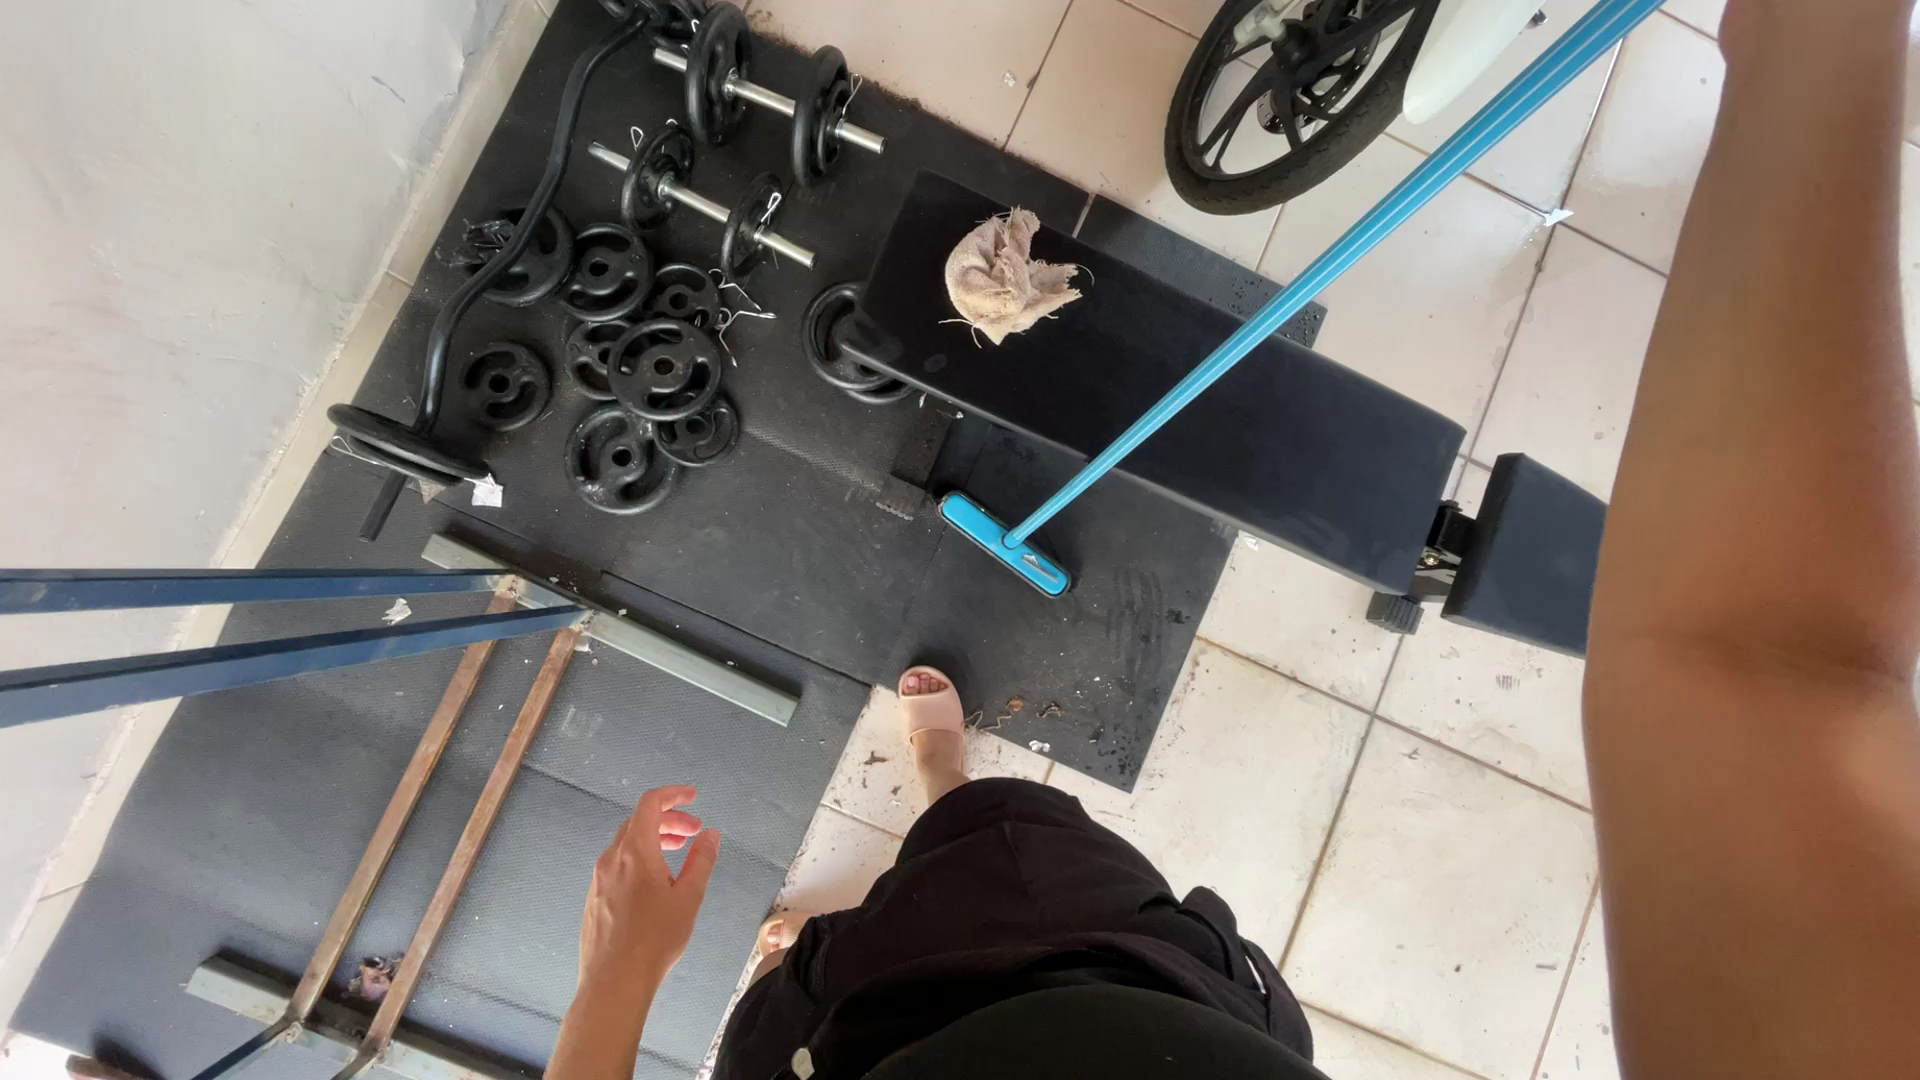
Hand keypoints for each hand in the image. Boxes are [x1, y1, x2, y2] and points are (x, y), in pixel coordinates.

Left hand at [578, 785, 721, 992]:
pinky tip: (655, 883)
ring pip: (626, 844)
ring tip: (677, 854)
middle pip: (638, 822)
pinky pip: (618, 864)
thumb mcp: (689, 896)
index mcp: (635, 851)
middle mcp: (611, 859)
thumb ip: (701, 860)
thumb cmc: (656, 938)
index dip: (673, 795)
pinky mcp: (593, 900)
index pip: (650, 804)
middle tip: (694, 832)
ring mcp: (598, 880)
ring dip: (654, 839)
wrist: (613, 985)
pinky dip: (639, 858)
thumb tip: (710, 834)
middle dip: (669, 820)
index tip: (694, 798)